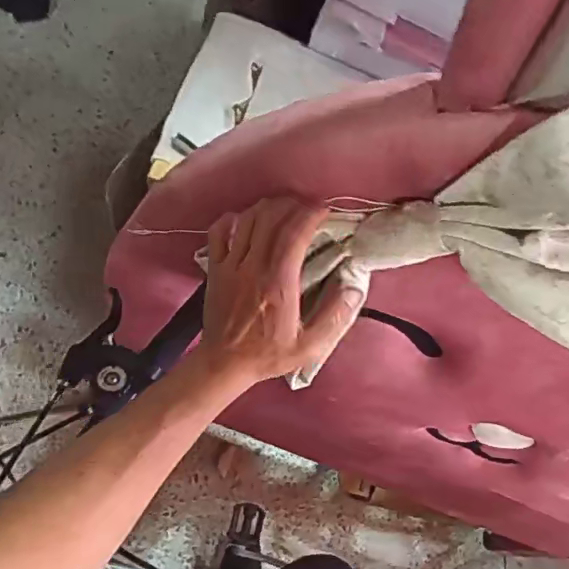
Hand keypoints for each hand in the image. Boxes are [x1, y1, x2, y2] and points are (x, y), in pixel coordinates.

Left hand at [194, 197, 363, 387]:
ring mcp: (230, 265)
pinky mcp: (214, 268)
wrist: (224, 364)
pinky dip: (234, 218)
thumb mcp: (309, 347)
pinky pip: (218, 231)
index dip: (311, 214)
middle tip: (308, 208)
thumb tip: (355, 287)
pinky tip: (246, 220)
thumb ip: (334, 317)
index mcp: (277, 284)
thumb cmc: (267, 355)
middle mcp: (252, 267)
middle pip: (271, 217)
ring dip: (268, 207)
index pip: (293, 233)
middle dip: (293, 204)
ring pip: (247, 219)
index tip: (325, 211)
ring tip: (285, 210)